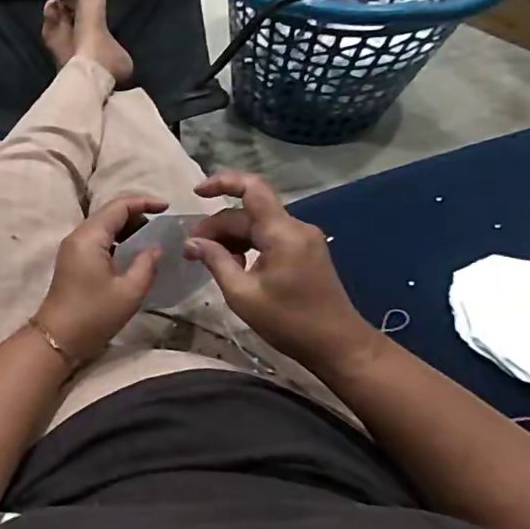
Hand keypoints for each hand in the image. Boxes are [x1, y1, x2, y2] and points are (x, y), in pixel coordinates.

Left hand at [33, 194, 166, 365]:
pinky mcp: (73, 260)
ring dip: (127, 228)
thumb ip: (146, 264)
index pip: (118, 206)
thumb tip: (156, 247)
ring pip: (103, 226)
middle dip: (137, 214)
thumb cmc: (94, 314)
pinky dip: (117, 240)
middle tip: (163, 225)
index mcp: (89, 237)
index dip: (144, 202)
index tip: (167, 208)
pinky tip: (134, 253)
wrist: (58, 337)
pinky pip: (98, 240)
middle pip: (109, 213)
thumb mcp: (129, 291)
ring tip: (153, 238)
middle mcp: (78, 236)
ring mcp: (73, 248)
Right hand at [182, 171, 383, 372]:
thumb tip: (191, 242)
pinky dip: (245, 244)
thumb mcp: (242, 294)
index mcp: (282, 234)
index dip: (223, 183)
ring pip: (255, 225)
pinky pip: (267, 236)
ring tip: (207, 259)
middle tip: (191, 251)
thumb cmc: (289, 322)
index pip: (252, 189)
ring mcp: (301, 238)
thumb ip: (216, 261)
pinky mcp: (302, 250)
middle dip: (216, 227)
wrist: (338, 345)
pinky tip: (232, 265)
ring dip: (228, 237)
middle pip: (247, 213)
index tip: (197, 193)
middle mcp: (294, 228)